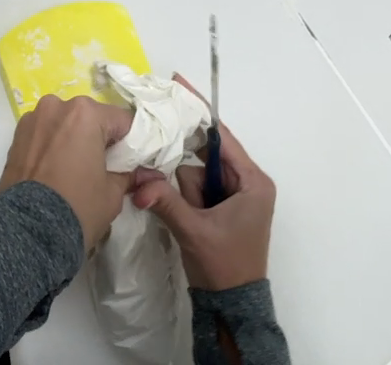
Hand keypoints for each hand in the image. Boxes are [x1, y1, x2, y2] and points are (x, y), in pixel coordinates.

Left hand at [0, 94, 137, 251]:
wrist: (27, 232)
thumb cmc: (77, 207)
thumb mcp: (113, 193)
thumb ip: (126, 172)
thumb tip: (130, 170)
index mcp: (86, 113)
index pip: (122, 121)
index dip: (132, 142)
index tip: (132, 162)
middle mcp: (58, 105)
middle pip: (91, 118)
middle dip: (100, 139)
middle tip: (104, 168)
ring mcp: (34, 117)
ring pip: (66, 123)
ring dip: (74, 139)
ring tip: (76, 171)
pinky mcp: (17, 133)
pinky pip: (45, 132)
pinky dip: (53, 145)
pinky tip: (56, 171)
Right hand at [132, 77, 275, 290]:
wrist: (232, 308)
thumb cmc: (224, 266)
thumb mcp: (193, 230)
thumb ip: (165, 199)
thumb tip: (138, 179)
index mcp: (252, 181)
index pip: (220, 135)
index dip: (198, 110)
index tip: (177, 82)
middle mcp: (246, 182)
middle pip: (204, 153)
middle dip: (183, 165)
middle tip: (166, 167)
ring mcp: (233, 194)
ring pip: (195, 172)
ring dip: (183, 190)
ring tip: (186, 217)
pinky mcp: (221, 206)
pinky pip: (195, 186)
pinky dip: (183, 194)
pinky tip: (181, 212)